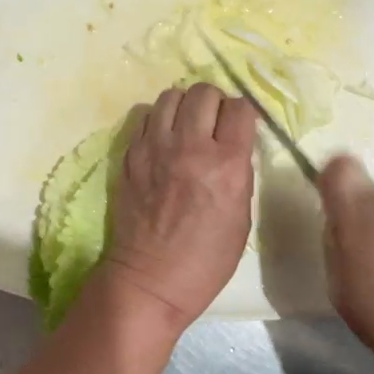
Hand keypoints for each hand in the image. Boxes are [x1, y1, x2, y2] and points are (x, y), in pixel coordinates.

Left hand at [102, 84, 258, 327]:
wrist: (151, 280)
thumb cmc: (206, 262)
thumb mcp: (241, 219)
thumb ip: (239, 175)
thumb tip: (232, 149)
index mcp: (227, 165)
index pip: (240, 109)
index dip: (242, 116)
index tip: (239, 130)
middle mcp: (190, 147)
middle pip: (204, 92)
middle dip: (214, 104)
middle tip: (212, 126)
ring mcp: (155, 148)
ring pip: (171, 96)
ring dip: (183, 107)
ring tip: (185, 128)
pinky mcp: (130, 156)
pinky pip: (145, 117)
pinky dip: (157, 121)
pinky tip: (162, 141)